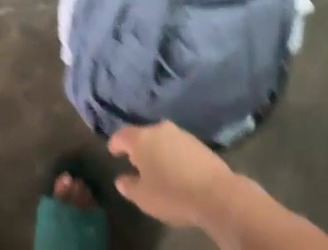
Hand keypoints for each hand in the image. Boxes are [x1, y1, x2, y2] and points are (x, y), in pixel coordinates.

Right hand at [108, 121, 241, 229]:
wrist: (215, 192)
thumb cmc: (171, 193)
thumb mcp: (143, 197)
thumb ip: (128, 186)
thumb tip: (121, 179)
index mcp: (142, 138)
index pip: (122, 135)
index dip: (115, 144)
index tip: (112, 152)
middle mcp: (160, 129)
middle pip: (143, 135)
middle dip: (137, 148)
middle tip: (134, 162)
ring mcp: (181, 133)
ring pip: (161, 139)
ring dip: (156, 150)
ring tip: (155, 167)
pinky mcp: (197, 142)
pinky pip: (177, 145)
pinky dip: (171, 154)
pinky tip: (174, 169)